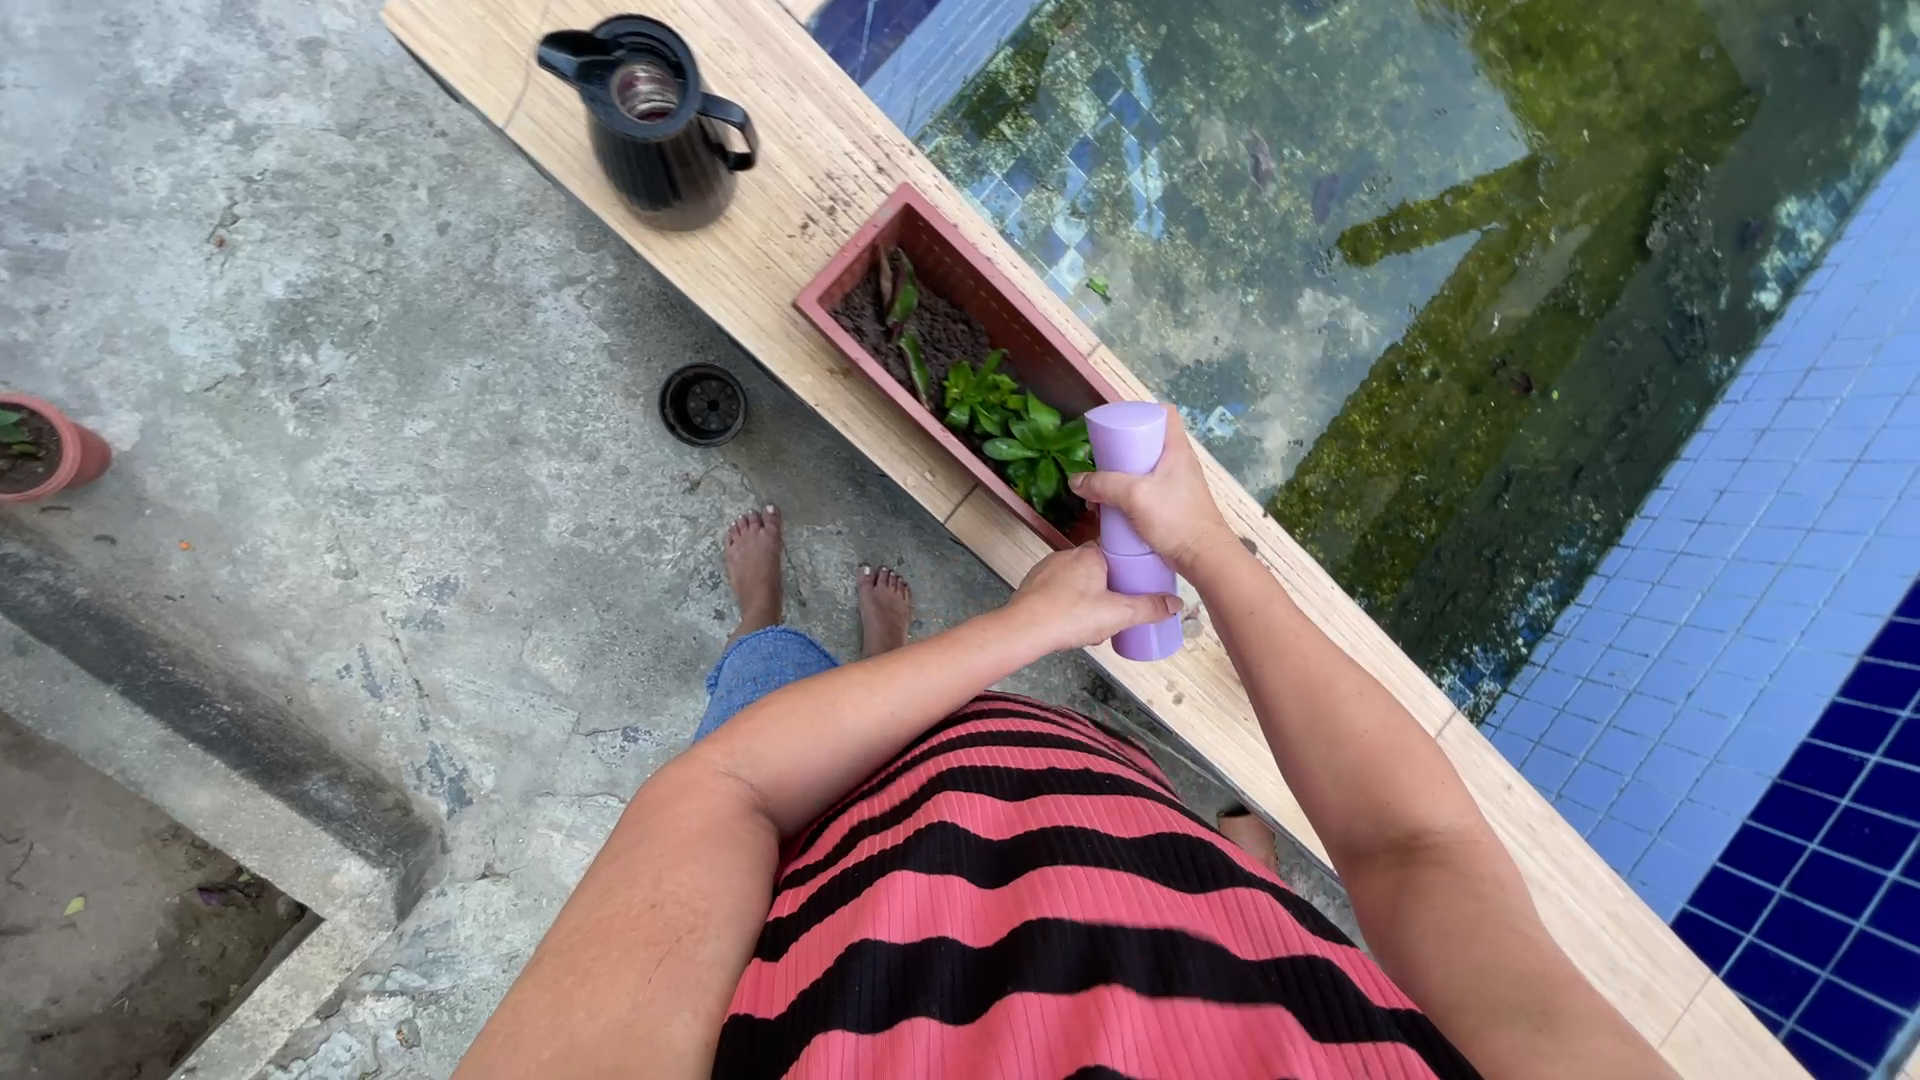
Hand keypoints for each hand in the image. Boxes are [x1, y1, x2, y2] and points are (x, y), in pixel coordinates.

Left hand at [1004, 544, 1181, 652]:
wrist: (1024, 630)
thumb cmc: (1069, 616)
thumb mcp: (1119, 614)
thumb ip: (1149, 608)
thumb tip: (1173, 603)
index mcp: (1090, 554)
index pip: (1116, 551)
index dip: (1127, 567)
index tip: (1136, 582)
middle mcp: (1067, 555)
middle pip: (1097, 568)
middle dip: (1108, 591)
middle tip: (1116, 612)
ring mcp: (1047, 570)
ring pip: (1077, 581)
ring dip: (1087, 600)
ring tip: (1093, 623)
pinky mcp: (1033, 586)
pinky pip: (1057, 592)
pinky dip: (1066, 605)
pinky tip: (1071, 624)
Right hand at [1067, 404, 1238, 575]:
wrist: (1203, 557)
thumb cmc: (1176, 518)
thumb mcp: (1135, 496)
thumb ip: (1104, 485)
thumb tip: (1076, 481)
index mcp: (1176, 449)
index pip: (1165, 414)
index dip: (1143, 411)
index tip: (1119, 423)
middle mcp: (1178, 462)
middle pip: (1147, 443)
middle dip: (1120, 451)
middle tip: (1100, 459)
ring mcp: (1175, 485)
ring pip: (1142, 470)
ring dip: (1119, 478)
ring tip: (1098, 491)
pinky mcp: (1170, 506)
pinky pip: (1144, 492)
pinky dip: (1126, 496)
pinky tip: (1110, 508)